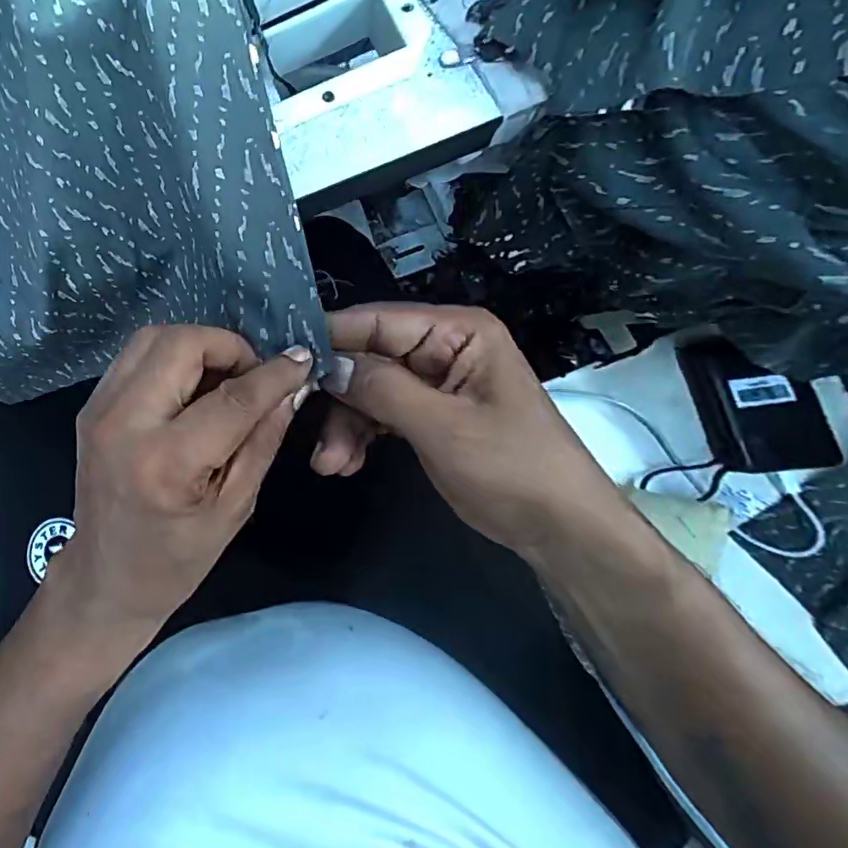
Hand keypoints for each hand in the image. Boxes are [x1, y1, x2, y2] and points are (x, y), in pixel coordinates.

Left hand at [53, 325, 314, 628]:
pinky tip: (194, 387)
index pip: (231, 398)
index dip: (274, 374)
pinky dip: (174, 356)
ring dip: (200, 346)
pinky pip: (138, 355)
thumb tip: (290, 388)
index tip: (302, 361)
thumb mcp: (236, 507)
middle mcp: (123, 424)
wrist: (104, 580)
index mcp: (165, 463)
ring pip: (154, 337)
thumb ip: (263, 440)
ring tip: (226, 377)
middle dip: (230, 346)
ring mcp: (99, 409)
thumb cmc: (176, 559)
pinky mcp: (92, 405)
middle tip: (254, 375)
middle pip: (181, 344)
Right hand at [311, 304, 622, 553]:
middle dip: (341, 399)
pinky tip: (348, 463)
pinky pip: (385, 414)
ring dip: (348, 425)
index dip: (332, 340)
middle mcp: (445, 348)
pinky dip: (364, 436)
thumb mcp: (443, 427)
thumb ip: (382, 389)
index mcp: (459, 332)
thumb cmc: (512, 467)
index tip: (288, 363)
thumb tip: (328, 364)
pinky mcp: (433, 415)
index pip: (379, 321)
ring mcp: (438, 383)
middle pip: (371, 359)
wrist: (559, 527)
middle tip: (317, 441)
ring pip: (371, 390)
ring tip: (332, 465)